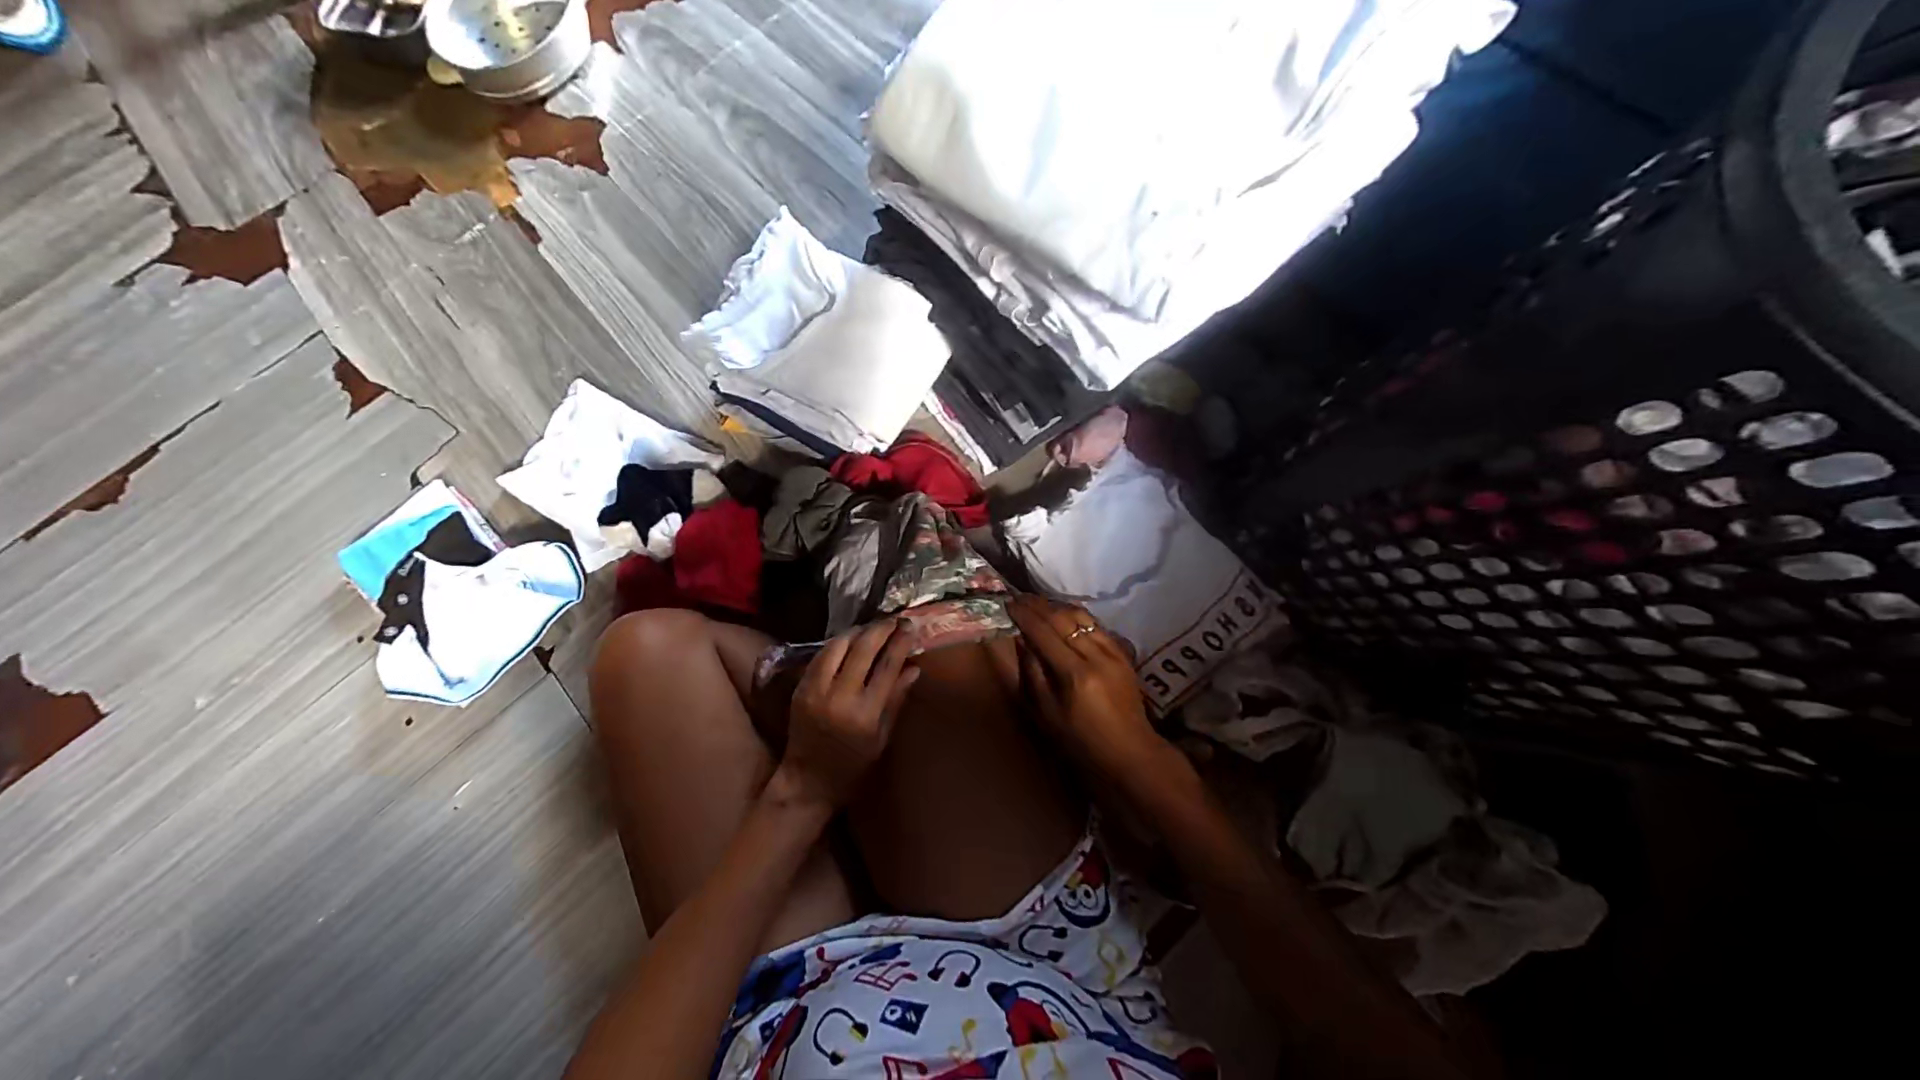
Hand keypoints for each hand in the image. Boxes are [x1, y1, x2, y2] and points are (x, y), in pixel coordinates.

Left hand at [781, 620, 921, 806]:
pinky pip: (821, 656)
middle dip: (881, 629)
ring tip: (873, 628)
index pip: (887, 666)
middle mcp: (839, 697)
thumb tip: (914, 667)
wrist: (807, 781)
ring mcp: (816, 690)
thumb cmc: (853, 767)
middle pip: (863, 649)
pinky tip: (850, 641)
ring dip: (858, 632)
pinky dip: (837, 644)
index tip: (910, 626)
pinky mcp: (801, 688)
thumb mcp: (882, 738)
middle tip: (894, 620)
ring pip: (838, 646)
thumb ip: (896, 700)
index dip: (900, 642)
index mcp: (865, 714)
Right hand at [1007, 595, 1175, 785]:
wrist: (1129, 751)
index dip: (1025, 615)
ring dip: (1058, 606)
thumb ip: (1033, 674)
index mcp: (1075, 674)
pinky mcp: (1123, 653)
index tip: (1008, 603)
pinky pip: (1096, 625)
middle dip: (1039, 605)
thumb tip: (1023, 641)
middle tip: (1019, 596)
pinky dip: (1077, 616)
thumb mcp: (1047, 714)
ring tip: (1039, 603)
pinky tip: (1065, 616)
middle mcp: (1096, 656)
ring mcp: (1113, 652)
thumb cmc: (1081, 740)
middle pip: (1064, 619)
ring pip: (1082, 617)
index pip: (1045, 633)